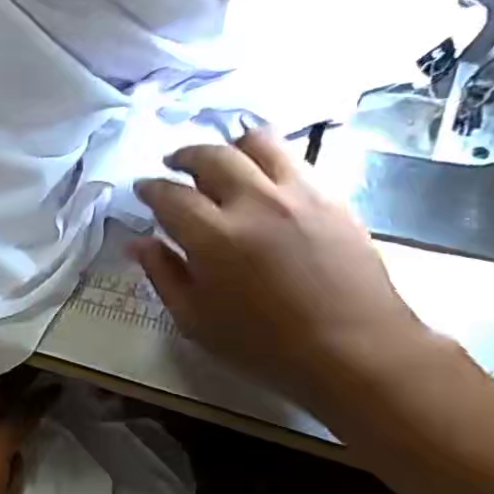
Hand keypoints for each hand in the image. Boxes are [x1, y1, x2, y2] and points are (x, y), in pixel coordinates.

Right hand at [132, 127, 448, 415]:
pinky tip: (267, 177)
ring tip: (224, 158)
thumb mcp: (198, 323)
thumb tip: (138, 243)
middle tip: (175, 164)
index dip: (151, 189)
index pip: (170, 195)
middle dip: (184, 156)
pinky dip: (271, 159)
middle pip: (211, 156)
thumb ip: (164, 276)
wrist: (354, 351)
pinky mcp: (331, 197)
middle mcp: (254, 201)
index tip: (144, 189)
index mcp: (214, 236)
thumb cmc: (267, 348)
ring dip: (231, 145)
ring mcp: (298, 193)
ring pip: (258, 142)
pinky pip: (295, 160)